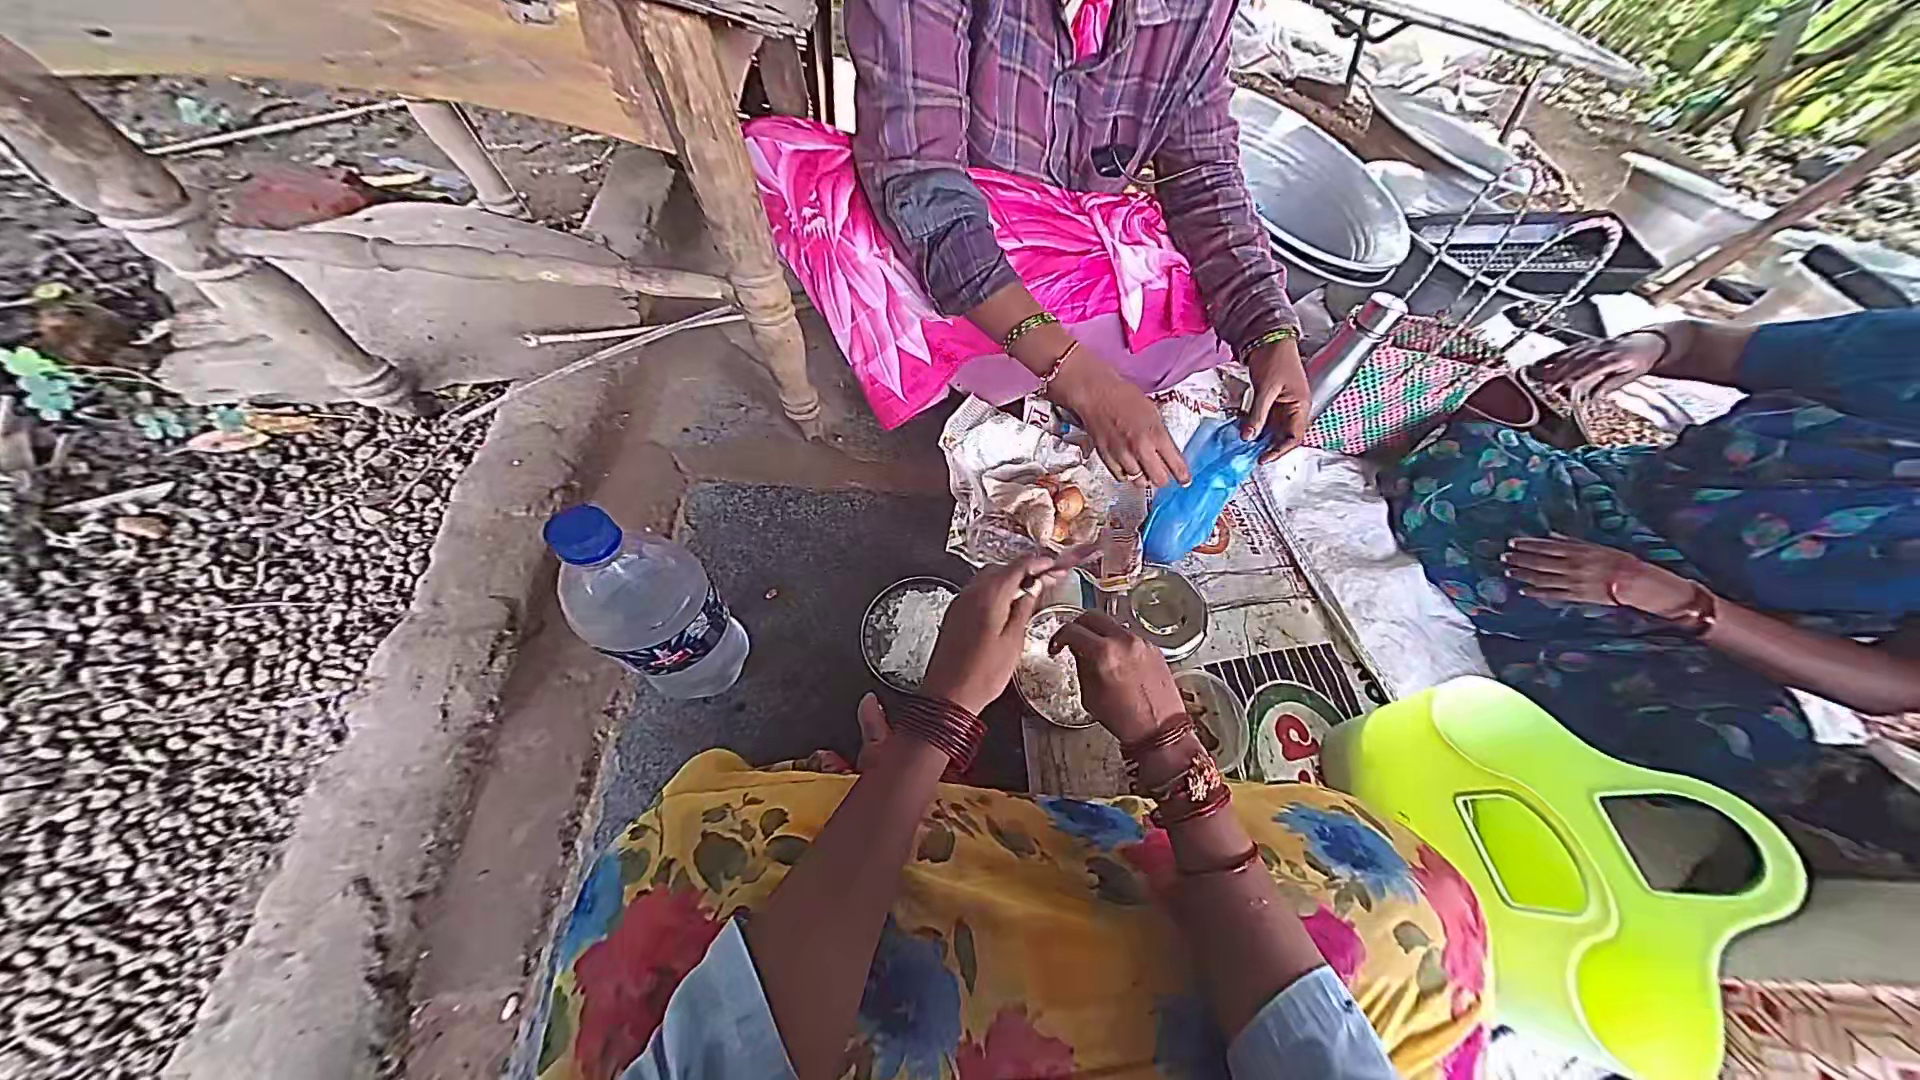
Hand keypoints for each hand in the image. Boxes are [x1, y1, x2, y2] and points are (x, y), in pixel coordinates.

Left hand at [919, 555, 1067, 713]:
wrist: (949, 695)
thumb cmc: (982, 675)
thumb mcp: (1014, 641)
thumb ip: (1024, 609)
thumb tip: (1034, 589)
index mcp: (989, 595)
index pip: (1018, 566)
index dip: (1039, 563)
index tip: (1053, 565)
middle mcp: (971, 593)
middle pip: (1002, 568)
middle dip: (1025, 569)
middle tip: (1046, 578)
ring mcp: (960, 602)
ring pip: (989, 578)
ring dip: (1010, 579)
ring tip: (1030, 590)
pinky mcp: (955, 613)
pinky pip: (978, 591)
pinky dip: (996, 590)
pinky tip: (1008, 604)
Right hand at [1047, 611, 1184, 743]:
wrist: (1160, 730)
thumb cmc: (1126, 719)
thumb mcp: (1090, 695)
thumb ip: (1081, 667)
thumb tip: (1078, 651)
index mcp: (1104, 653)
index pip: (1072, 630)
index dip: (1059, 637)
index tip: (1057, 645)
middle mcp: (1124, 641)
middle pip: (1092, 616)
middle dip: (1078, 626)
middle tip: (1073, 639)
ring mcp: (1141, 642)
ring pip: (1112, 624)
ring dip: (1099, 633)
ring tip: (1095, 651)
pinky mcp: (1153, 648)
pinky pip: (1129, 636)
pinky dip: (1117, 642)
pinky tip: (1116, 659)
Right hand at [1049, 348, 1189, 487]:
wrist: (1097, 395)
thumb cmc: (1123, 397)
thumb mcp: (1152, 412)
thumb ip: (1161, 435)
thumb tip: (1168, 452)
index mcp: (1156, 434)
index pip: (1175, 463)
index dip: (1182, 475)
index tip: (1184, 480)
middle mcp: (1140, 447)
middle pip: (1158, 479)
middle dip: (1162, 478)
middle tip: (1162, 474)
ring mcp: (1122, 454)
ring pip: (1139, 481)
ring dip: (1143, 476)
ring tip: (1143, 468)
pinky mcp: (1107, 458)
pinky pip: (1121, 476)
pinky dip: (1126, 474)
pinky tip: (1128, 465)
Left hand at [1243, 336, 1309, 462]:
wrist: (1268, 338)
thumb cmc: (1275, 359)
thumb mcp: (1266, 389)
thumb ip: (1258, 414)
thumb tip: (1248, 436)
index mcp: (1301, 406)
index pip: (1295, 437)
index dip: (1280, 450)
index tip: (1263, 459)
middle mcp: (1293, 408)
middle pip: (1283, 436)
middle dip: (1268, 446)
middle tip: (1249, 455)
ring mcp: (1281, 404)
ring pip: (1272, 429)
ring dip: (1259, 437)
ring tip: (1244, 447)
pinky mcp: (1270, 400)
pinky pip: (1263, 418)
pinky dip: (1254, 426)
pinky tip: (1242, 431)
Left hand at [1502, 535, 1698, 614]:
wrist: (1639, 583)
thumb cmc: (1621, 562)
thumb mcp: (1597, 547)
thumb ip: (1571, 542)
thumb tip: (1549, 535)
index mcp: (1578, 553)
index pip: (1546, 547)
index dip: (1527, 544)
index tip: (1511, 542)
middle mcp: (1572, 566)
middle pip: (1539, 562)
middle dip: (1519, 559)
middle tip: (1504, 557)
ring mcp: (1572, 582)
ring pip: (1541, 578)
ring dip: (1523, 575)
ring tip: (1509, 572)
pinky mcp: (1576, 595)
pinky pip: (1552, 594)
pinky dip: (1536, 592)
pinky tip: (1524, 590)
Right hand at [1532, 329, 1670, 399]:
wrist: (1649, 342)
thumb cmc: (1640, 362)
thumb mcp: (1632, 375)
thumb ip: (1611, 384)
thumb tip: (1594, 397)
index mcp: (1614, 359)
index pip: (1588, 370)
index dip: (1572, 379)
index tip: (1559, 388)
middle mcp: (1602, 350)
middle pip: (1575, 363)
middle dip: (1558, 375)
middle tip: (1544, 387)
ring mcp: (1593, 345)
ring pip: (1569, 356)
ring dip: (1552, 367)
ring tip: (1539, 378)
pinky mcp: (1587, 343)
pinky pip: (1568, 349)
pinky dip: (1553, 357)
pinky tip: (1542, 364)